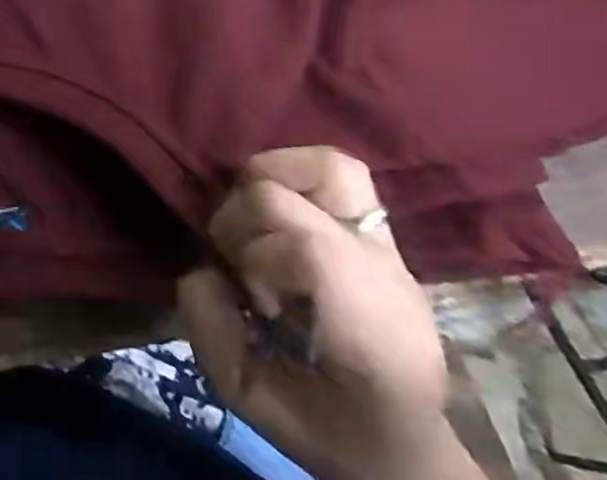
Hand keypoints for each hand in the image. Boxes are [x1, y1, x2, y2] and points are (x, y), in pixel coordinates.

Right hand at [178, 147, 483, 479]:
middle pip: (288, 199)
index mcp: (369, 328)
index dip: (254, 259)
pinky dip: (294, 174)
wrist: (405, 440)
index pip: (306, 250)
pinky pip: (338, 173)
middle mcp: (384, 271)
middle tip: (237, 258)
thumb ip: (212, 332)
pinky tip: (278, 211)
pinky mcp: (381, 231)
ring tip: (256, 219)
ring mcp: (388, 246)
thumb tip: (201, 270)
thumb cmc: (328, 427)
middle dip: (240, 220)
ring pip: (328, 166)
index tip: (251, 300)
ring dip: (270, 181)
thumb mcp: (252, 399)